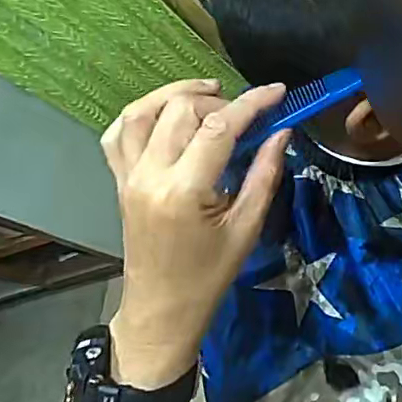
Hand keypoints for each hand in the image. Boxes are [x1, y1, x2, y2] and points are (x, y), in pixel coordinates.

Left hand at [99, 80, 290, 386]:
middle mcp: (149, 175)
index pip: (219, 127)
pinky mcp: (119, 180)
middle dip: (220, 101)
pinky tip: (167, 112)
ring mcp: (128, 176)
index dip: (252, 102)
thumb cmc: (209, 275)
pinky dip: (142, 112)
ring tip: (210, 93)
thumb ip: (265, 174)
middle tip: (248, 115)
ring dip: (177, 94)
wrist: (161, 309)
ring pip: (142, 111)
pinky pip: (119, 133)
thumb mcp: (247, 227)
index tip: (278, 92)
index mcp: (184, 190)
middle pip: (180, 110)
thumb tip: (282, 131)